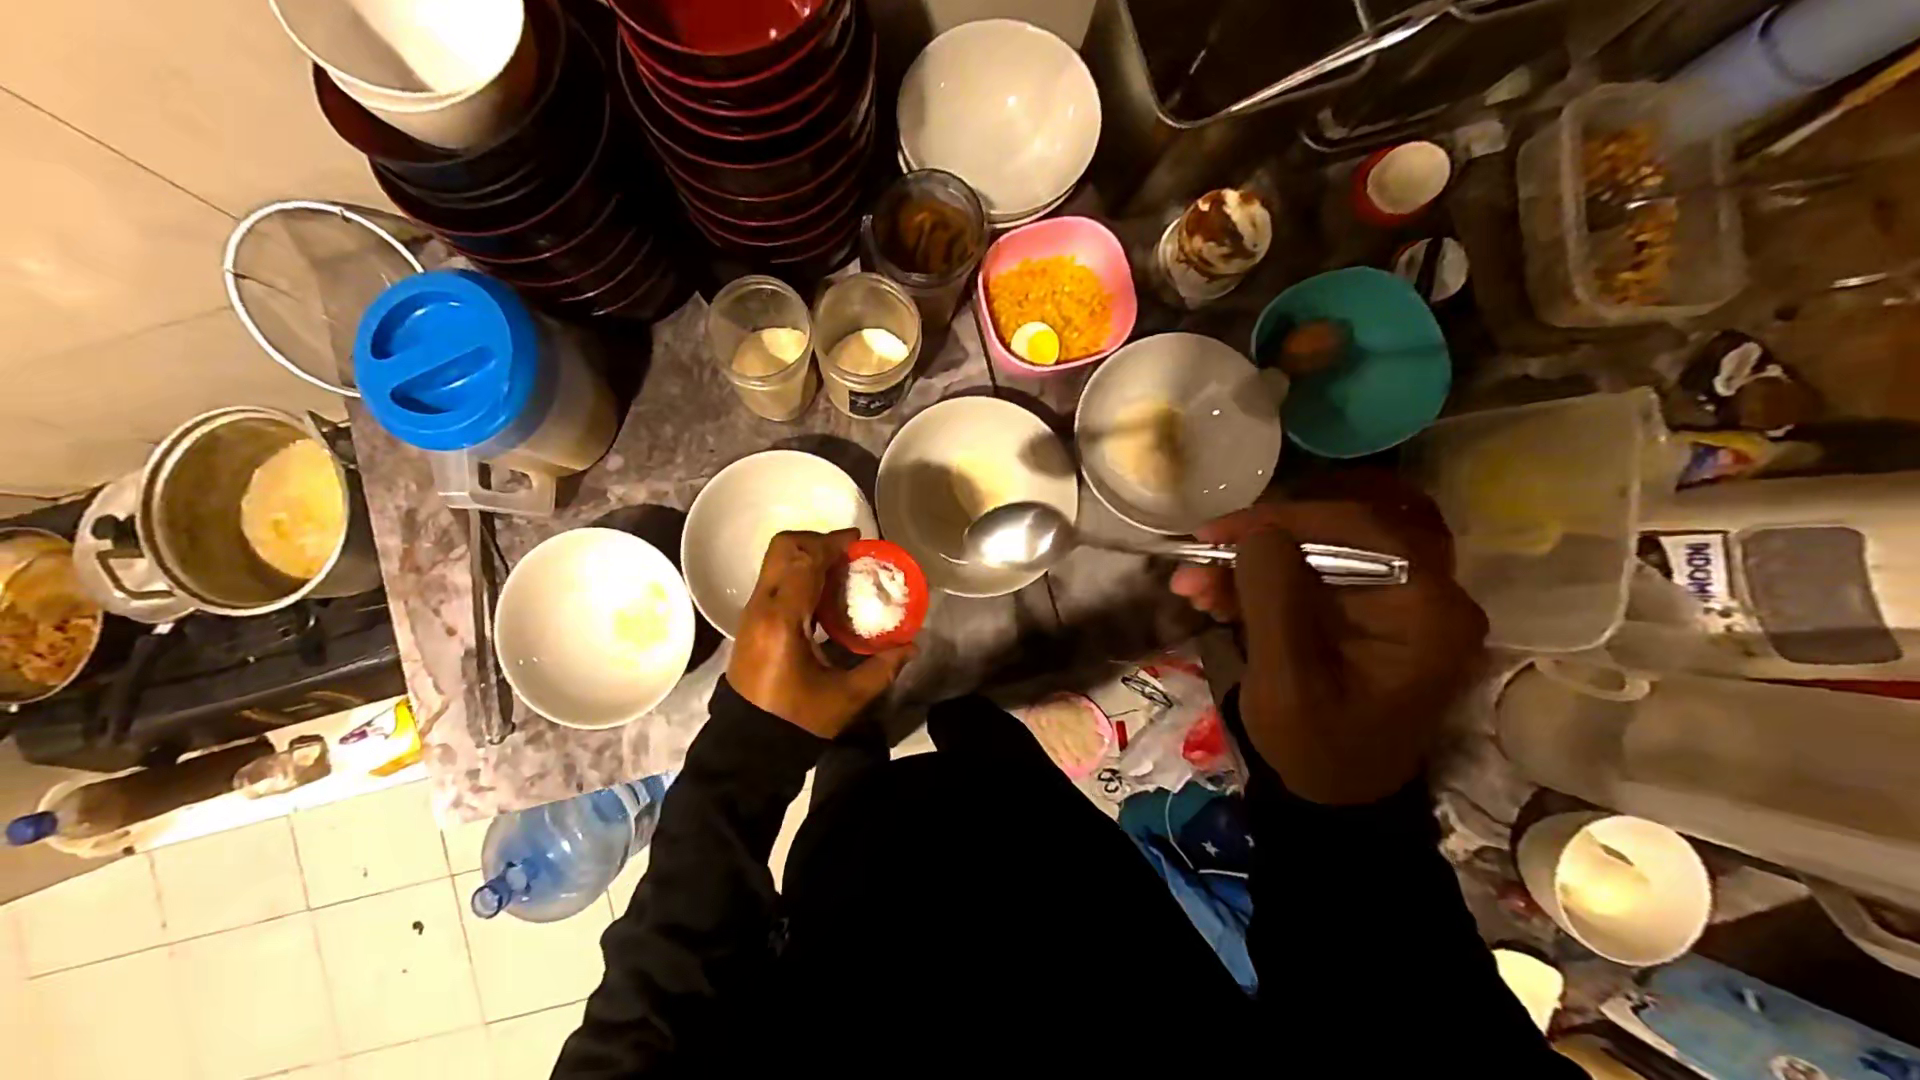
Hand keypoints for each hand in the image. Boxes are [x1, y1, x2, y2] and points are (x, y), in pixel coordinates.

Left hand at [728, 529, 916, 738]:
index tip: (859, 541)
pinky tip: (825, 596)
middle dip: (817, 541)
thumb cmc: (798, 720)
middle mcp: (762, 607)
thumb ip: (883, 667)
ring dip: (808, 557)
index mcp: (783, 620)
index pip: (805, 561)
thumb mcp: (847, 697)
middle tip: (847, 553)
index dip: (832, 544)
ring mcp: (752, 614)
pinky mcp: (751, 623)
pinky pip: (776, 581)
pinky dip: (799, 575)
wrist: (749, 746)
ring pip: (777, 562)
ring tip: (841, 571)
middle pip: (783, 549)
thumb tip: (912, 646)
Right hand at [1170, 486, 1487, 804]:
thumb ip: (1275, 604)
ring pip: (1311, 553)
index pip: (1355, 531)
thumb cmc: (1318, 749)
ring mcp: (1392, 601)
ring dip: (1248, 564)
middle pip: (1331, 536)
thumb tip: (1257, 533)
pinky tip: (1215, 597)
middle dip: (1255, 546)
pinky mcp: (1361, 610)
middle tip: (1196, 561)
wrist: (1336, 793)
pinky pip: (1306, 577)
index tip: (1213, 535)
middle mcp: (1422, 594)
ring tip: (1193, 588)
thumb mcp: (1286, 684)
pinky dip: (1258, 582)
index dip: (1280, 522)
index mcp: (1425, 611)